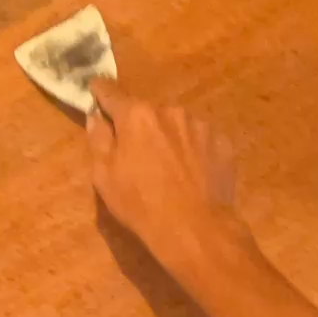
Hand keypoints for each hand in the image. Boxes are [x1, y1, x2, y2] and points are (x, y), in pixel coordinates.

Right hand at [88, 79, 250, 279]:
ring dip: (168, 139)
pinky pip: (199, 141)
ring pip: (176, 126)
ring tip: (168, 170)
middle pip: (147, 113)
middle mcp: (170, 111)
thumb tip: (96, 117)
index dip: (101, 92)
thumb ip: (98, 140)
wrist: (194, 227)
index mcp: (136, 116)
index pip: (112, 94)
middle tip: (136, 155)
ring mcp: (200, 126)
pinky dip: (191, 152)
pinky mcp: (222, 143)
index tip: (95, 89)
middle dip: (139, 127)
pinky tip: (189, 176)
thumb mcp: (104, 176)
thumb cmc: (140, 203)